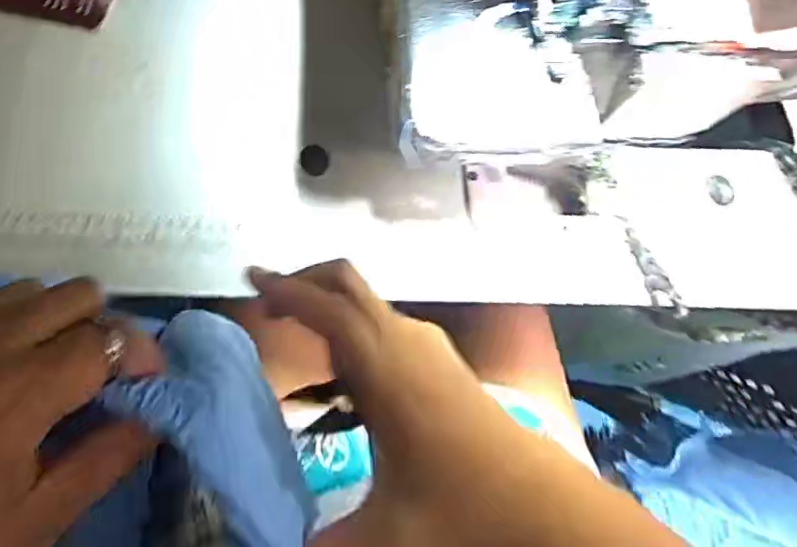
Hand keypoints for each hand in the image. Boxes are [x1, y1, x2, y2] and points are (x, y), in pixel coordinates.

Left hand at [0, 278, 162, 546]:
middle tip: (94, 376)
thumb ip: (107, 457)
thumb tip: (157, 411)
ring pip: (27, 290)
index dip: (139, 354)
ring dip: (50, 321)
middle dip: (99, 328)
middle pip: (75, 292)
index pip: (107, 338)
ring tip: (40, 370)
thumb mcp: (34, 524)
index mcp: (14, 395)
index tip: (147, 378)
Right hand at [248, 262, 685, 546]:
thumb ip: (325, 540)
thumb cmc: (463, 511)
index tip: (250, 276)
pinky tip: (345, 374)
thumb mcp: (386, 535)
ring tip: (298, 340)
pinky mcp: (441, 361)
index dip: (285, 288)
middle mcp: (404, 340)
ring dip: (330, 305)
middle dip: (305, 280)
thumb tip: (282, 542)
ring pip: (367, 302)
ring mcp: (427, 346)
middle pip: (347, 282)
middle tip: (268, 301)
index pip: (325, 308)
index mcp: (384, 365)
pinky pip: (383, 325)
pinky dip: (352, 326)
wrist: (546, 510)